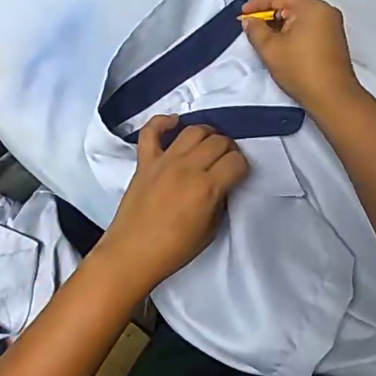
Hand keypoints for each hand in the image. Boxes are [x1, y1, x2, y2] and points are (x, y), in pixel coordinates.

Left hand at [98, 116, 249, 287]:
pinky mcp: (144, 161)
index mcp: (207, 188)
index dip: (242, 166)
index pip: (236, 161)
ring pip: (192, 130)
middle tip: (226, 161)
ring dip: (206, 133)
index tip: (238, 174)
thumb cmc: (174, 249)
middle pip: (218, 141)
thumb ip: (220, 201)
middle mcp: (187, 168)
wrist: (132, 253)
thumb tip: (223, 184)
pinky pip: (151, 132)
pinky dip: (162, 122)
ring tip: (208, 144)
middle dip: (229, 149)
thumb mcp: (210, 230)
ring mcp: (163, 161)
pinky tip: (173, 123)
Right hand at [240, 0, 362, 114]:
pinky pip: (309, 26)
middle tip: (251, 26)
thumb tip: (250, 20)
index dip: (257, 3)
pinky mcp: (333, 38)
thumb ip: (255, 30)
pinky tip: (281, 44)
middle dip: (269, 14)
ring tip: (264, 37)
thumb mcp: (270, 49)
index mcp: (311, 7)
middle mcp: (325, 10)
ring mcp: (332, 24)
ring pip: (300, 16)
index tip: (242, 14)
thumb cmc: (300, 70)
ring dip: (280, 23)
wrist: (332, 96)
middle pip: (291, 4)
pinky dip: (293, 31)